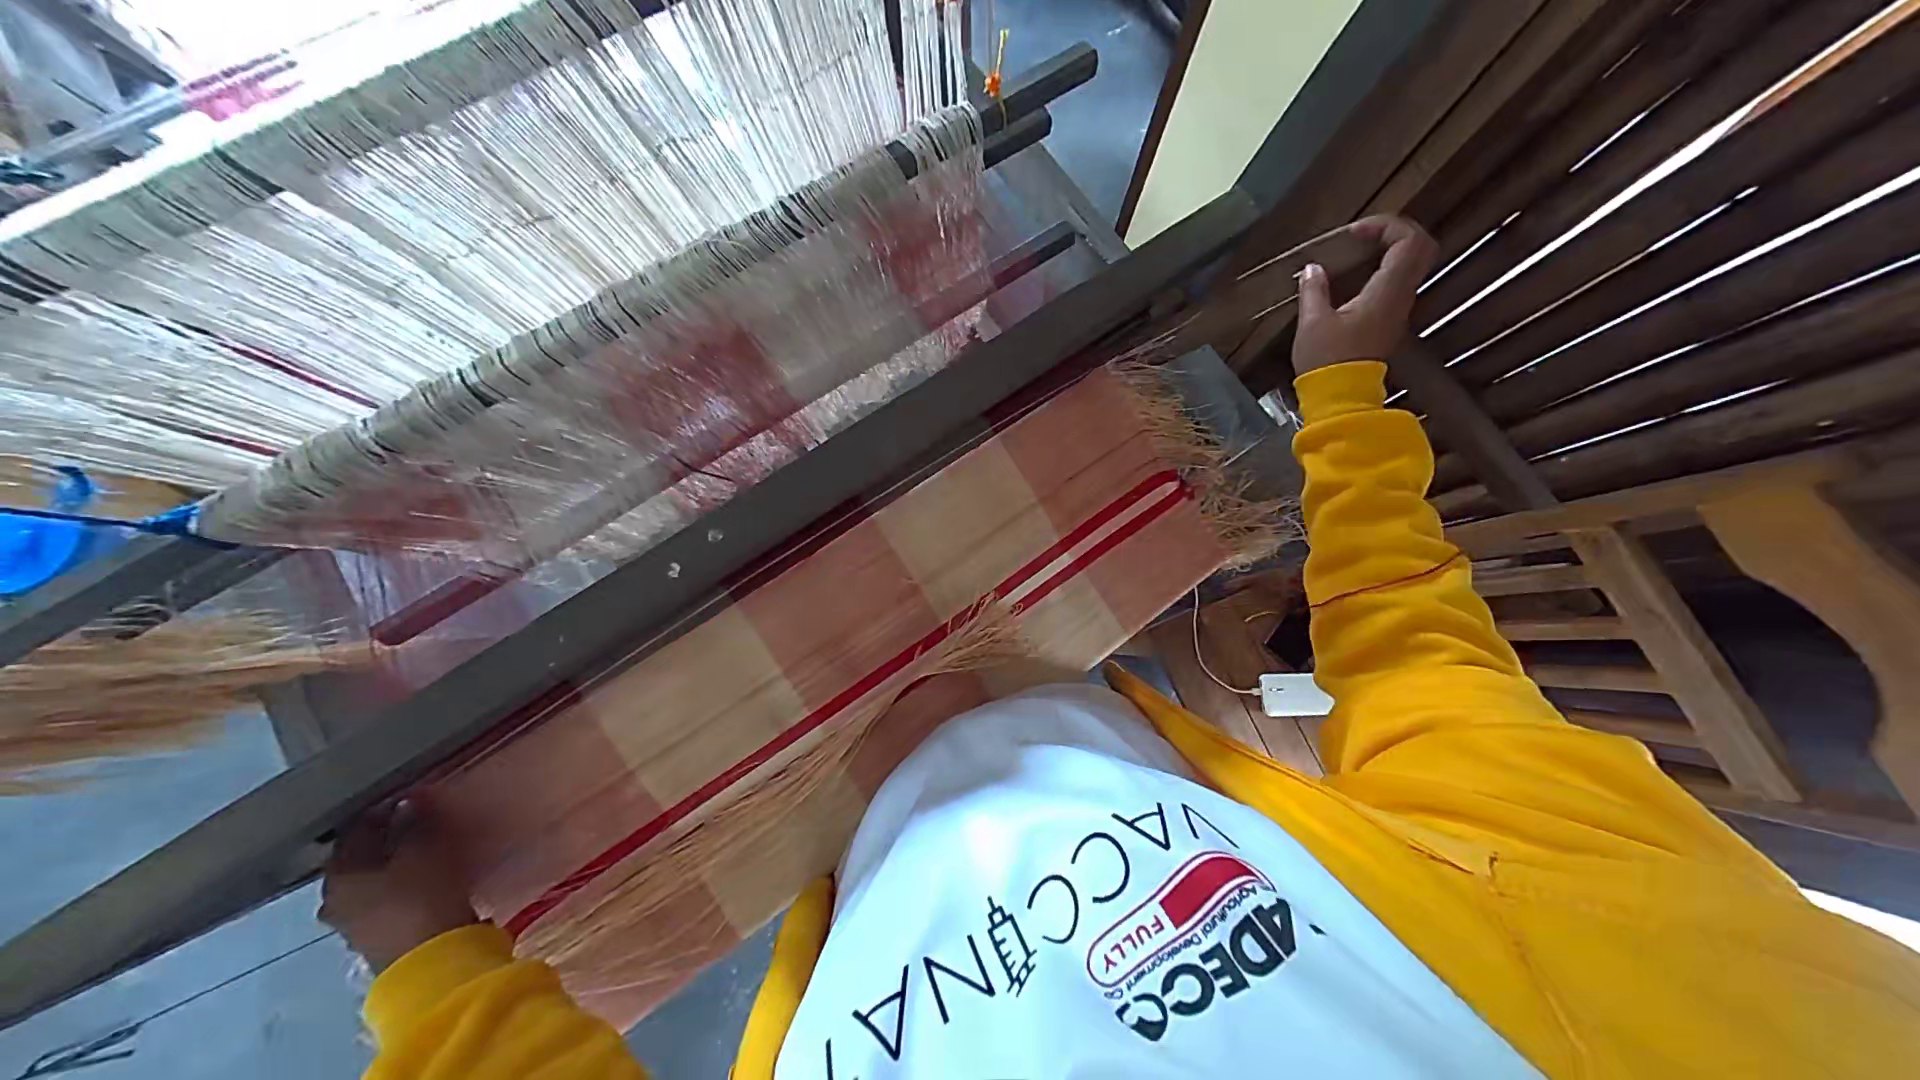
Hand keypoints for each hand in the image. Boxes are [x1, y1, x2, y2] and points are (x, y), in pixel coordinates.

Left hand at [320, 798, 478, 971]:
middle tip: (410, 825)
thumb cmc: (422, 895)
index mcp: (338, 876)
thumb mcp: (424, 850)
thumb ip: (414, 823)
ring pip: (369, 884)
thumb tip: (405, 802)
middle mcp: (334, 901)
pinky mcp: (376, 939)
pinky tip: (418, 879)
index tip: (402, 798)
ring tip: (418, 852)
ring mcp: (352, 925)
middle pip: (357, 862)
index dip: (377, 812)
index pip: (352, 834)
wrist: (430, 958)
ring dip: (389, 866)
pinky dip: (397, 886)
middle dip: (381, 843)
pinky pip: (383, 901)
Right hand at [1292, 216, 1438, 375]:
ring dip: (1388, 251)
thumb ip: (1314, 290)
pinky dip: (1381, 270)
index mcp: (1386, 293)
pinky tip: (1352, 277)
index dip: (1385, 226)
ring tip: (1354, 253)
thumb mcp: (1312, 323)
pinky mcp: (1388, 321)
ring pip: (1411, 265)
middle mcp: (1401, 297)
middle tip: (1364, 235)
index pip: (1408, 241)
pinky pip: (1396, 283)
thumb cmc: (1326, 360)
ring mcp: (1398, 310)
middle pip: (1420, 248)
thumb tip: (1313, 269)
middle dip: (1395, 232)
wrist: (1339, 397)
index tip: (1354, 232)